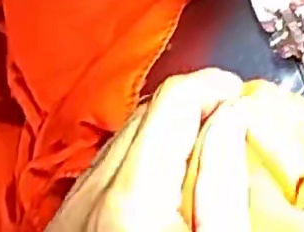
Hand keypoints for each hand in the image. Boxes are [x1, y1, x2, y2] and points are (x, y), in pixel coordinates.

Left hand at [47, 68, 242, 231]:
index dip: (218, 87)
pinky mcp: (61, 227)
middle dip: (196, 110)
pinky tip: (164, 193)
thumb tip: (235, 115)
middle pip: (150, 109)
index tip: (242, 101)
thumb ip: (227, 176)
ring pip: (126, 138)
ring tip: (202, 162)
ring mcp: (68, 215)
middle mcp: (88, 198)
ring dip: (168, 137)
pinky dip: (139, 167)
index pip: (175, 95)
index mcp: (130, 199)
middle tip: (232, 128)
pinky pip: (103, 173)